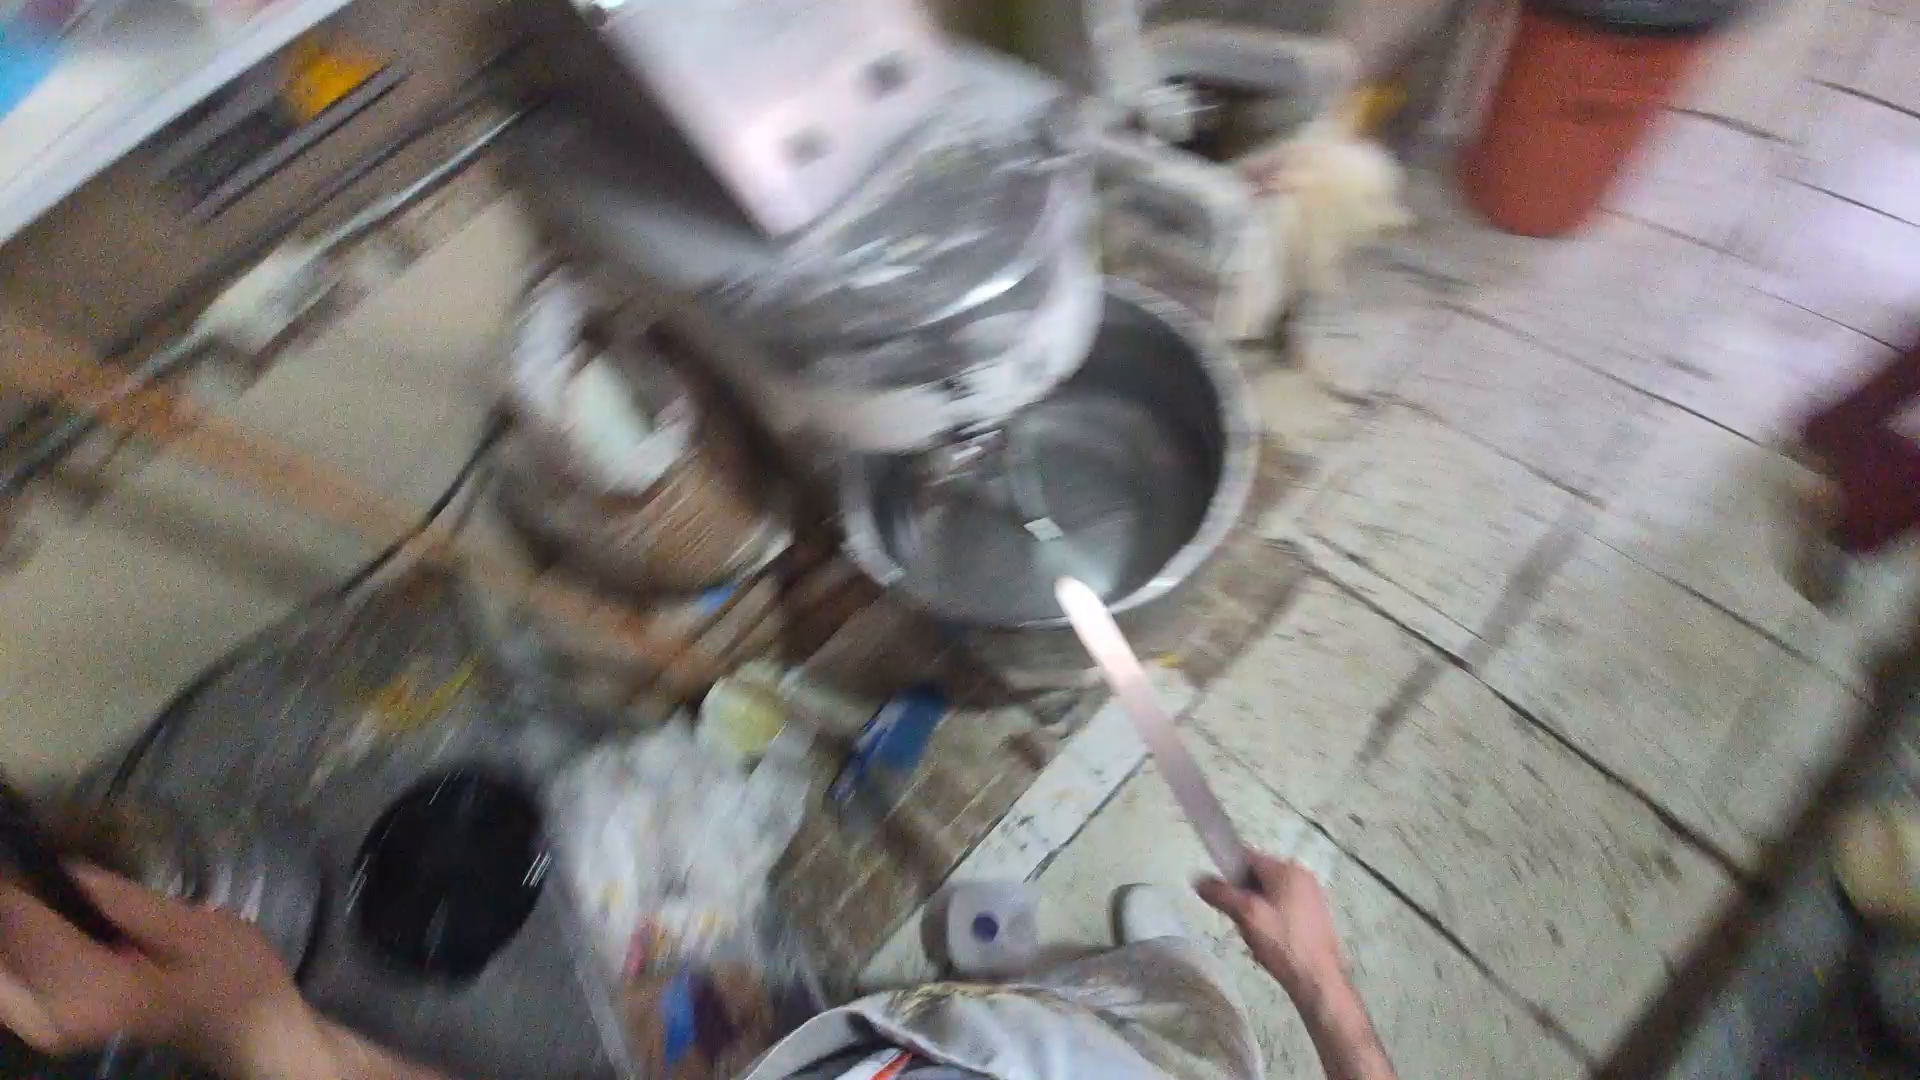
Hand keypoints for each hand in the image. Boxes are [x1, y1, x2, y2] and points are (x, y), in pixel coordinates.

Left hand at [0, 867, 331, 1077]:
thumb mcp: (200, 929)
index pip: (31, 936)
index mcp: (92, 992)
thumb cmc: (234, 970)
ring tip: (33, 894)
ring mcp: (44, 1027)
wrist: (241, 1020)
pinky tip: (44, 926)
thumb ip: (135, 905)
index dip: (17, 895)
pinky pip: (14, 984)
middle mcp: (48, 1018)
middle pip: (2, 961)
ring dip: (14, 935)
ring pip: (2, 976)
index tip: (18, 858)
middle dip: (10, 917)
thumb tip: (78, 873)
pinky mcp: (49, 1023)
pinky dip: (20, 952)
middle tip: (24, 875)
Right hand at [1197, 851, 1345, 992]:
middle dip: (1243, 896)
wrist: (1318, 983)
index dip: (1229, 872)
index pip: (1247, 857)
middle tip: (1239, 920)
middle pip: (1258, 877)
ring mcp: (1312, 898)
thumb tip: (1199, 880)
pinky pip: (1283, 909)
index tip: (1220, 894)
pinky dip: (1271, 920)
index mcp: (1287, 869)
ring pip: (1269, 895)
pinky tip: (1270, 943)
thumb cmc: (1282, 942)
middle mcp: (1302, 876)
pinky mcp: (1316, 918)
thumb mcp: (1246, 914)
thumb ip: (1221, 893)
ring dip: (1256, 911)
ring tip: (1254, 935)